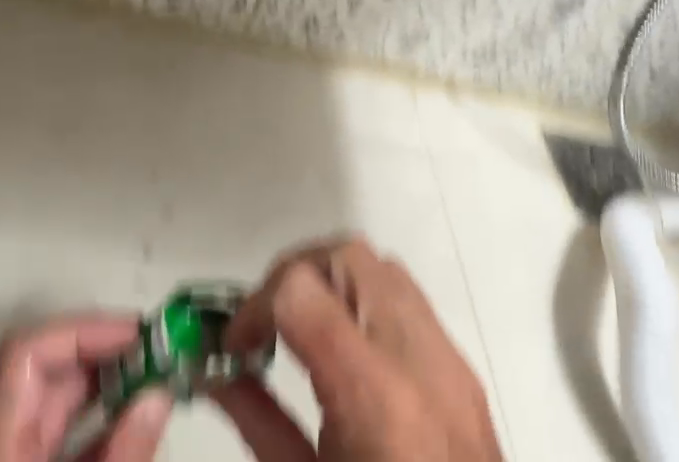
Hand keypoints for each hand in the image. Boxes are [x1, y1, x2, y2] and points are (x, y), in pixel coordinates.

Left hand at [0, 314, 173, 461]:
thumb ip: (121, 453)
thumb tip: (157, 395)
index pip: (27, 351)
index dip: (82, 329)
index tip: (138, 333)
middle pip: (45, 369)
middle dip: (104, 351)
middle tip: (160, 351)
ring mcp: (7, 455)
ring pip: (56, 402)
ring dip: (107, 385)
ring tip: (157, 378)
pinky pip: (61, 436)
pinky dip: (101, 424)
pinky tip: (136, 422)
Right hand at [213, 238, 503, 461]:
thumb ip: (258, 422)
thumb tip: (216, 375)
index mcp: (372, 397)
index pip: (300, 290)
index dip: (253, 305)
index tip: (236, 343)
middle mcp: (416, 359)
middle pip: (344, 256)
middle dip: (291, 276)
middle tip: (264, 326)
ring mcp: (447, 358)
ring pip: (379, 265)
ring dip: (327, 282)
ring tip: (300, 330)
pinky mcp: (462, 368)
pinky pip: (406, 297)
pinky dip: (362, 301)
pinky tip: (343, 347)